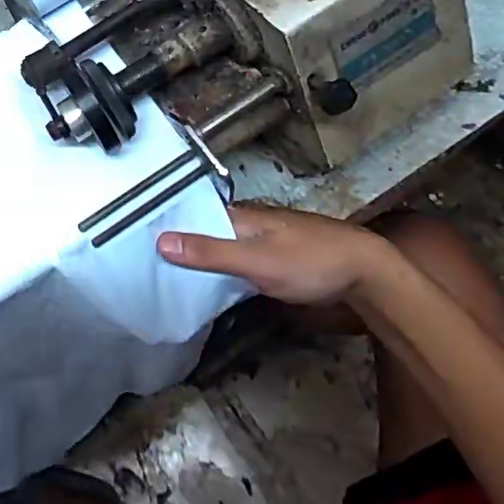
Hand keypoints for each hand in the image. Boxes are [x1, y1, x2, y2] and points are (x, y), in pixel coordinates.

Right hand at [157, 205, 392, 304]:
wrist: (366, 274)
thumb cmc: (310, 261)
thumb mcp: (256, 260)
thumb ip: (211, 252)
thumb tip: (161, 240)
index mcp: (241, 216)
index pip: (195, 215)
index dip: (169, 225)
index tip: (138, 237)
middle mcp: (250, 224)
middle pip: (208, 232)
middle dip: (182, 244)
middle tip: (147, 263)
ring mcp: (266, 243)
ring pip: (224, 248)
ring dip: (202, 259)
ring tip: (169, 277)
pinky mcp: (277, 263)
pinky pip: (239, 263)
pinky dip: (222, 272)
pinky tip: (211, 288)